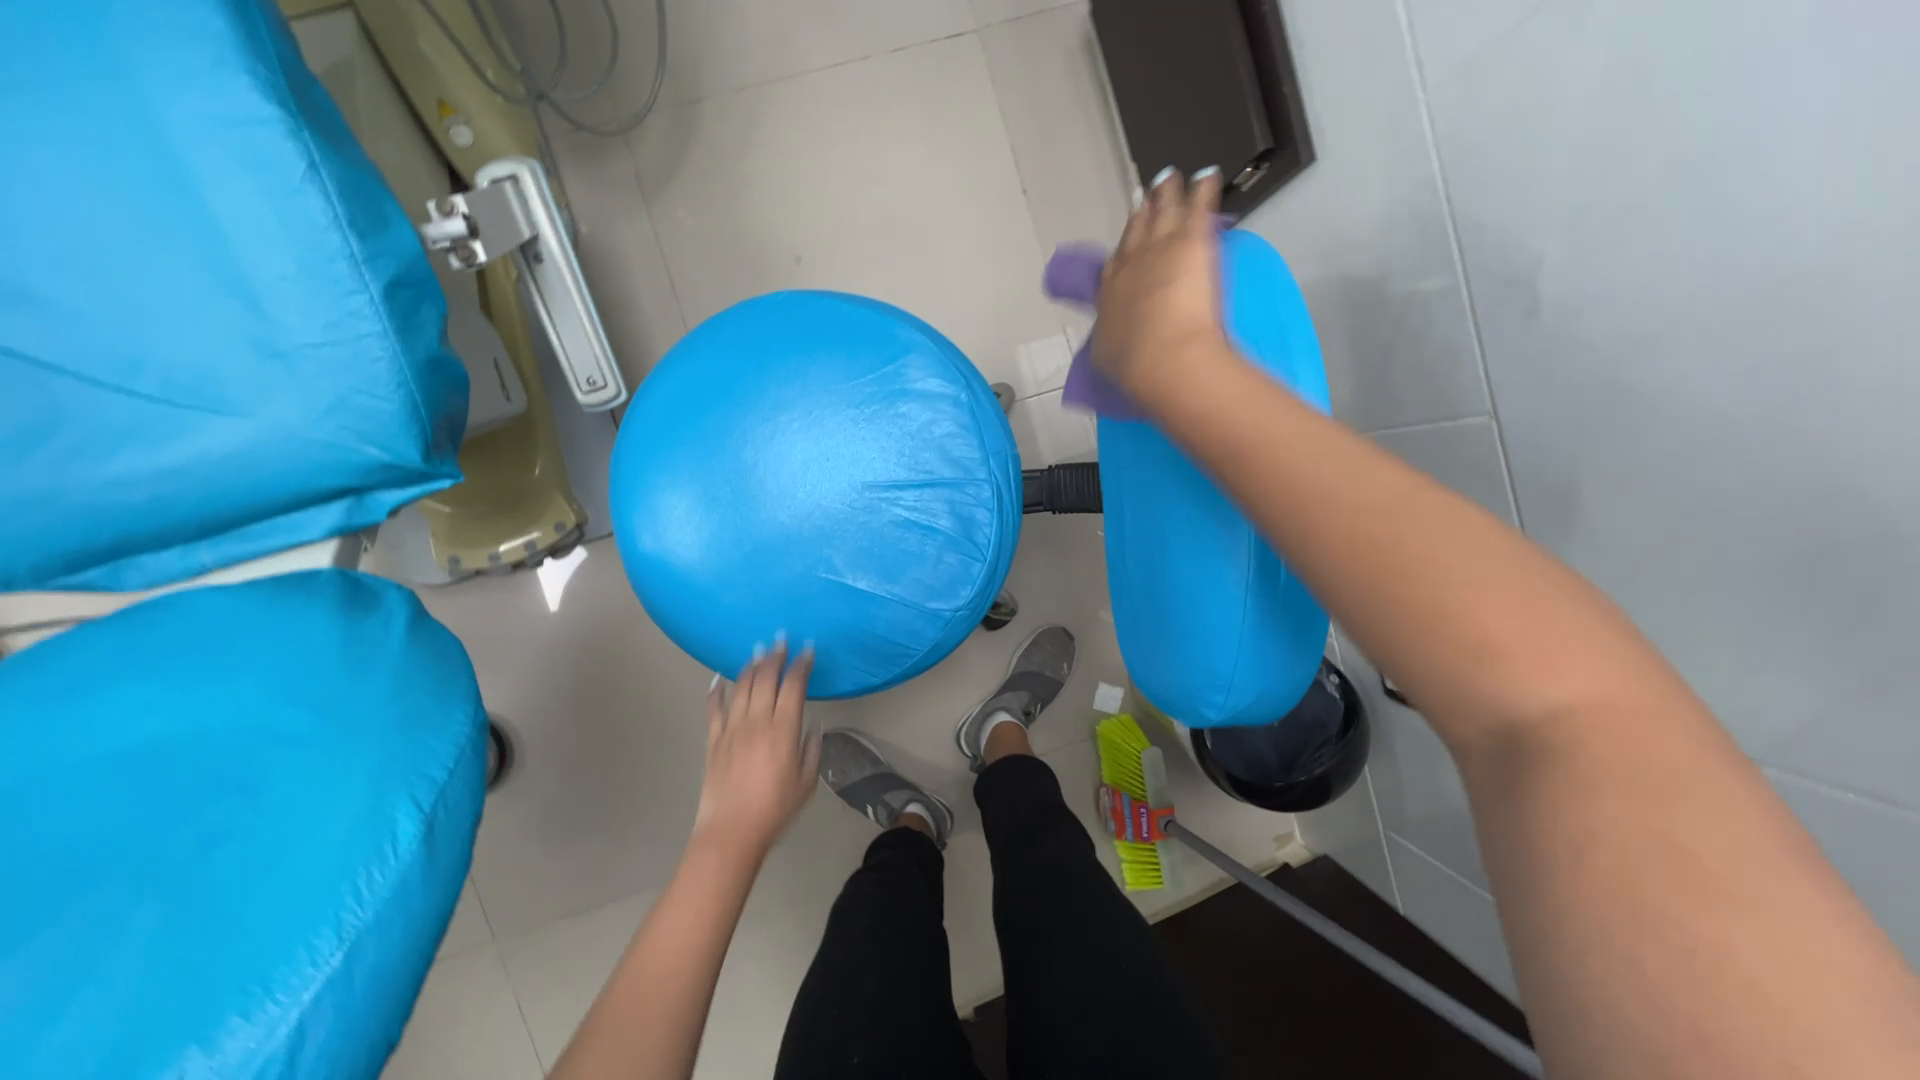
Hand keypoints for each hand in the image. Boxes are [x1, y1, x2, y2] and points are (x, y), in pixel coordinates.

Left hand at [694, 641, 820, 853]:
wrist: (731, 831)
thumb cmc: (775, 810)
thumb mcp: (806, 783)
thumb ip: (810, 751)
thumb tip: (812, 728)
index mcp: (784, 730)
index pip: (793, 686)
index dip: (801, 666)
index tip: (807, 651)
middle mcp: (757, 721)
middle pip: (765, 679)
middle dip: (775, 657)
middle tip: (781, 640)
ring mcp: (731, 728)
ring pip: (741, 687)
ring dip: (751, 667)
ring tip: (758, 651)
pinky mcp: (713, 740)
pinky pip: (714, 708)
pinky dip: (716, 690)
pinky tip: (719, 678)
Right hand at [1092, 167, 1237, 405]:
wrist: (1162, 356)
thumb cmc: (1134, 367)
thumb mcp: (1107, 356)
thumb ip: (1110, 340)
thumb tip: (1109, 340)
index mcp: (1109, 294)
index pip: (1114, 266)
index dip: (1121, 252)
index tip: (1124, 242)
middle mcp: (1130, 264)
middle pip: (1135, 232)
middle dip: (1140, 215)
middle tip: (1143, 199)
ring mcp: (1159, 249)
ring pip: (1162, 212)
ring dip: (1166, 194)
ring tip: (1169, 178)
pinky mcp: (1190, 242)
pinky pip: (1197, 207)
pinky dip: (1203, 189)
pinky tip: (1208, 175)